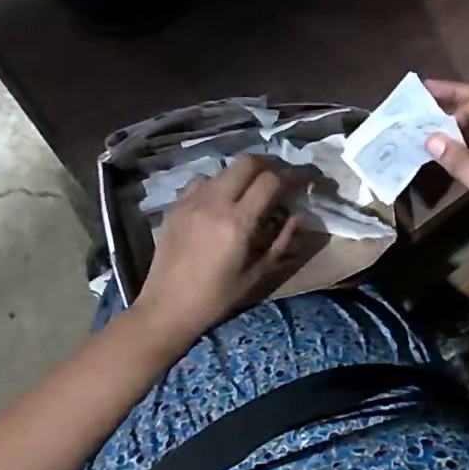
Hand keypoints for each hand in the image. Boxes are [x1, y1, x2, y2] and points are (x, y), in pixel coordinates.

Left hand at [133, 155, 301, 339]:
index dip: (291, 176)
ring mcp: (191, 201)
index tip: (301, 181)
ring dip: (242, 174)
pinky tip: (219, 201)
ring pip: (223, 169)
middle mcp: (214, 203)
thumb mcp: (256, 274)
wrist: (167, 307)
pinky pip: (201, 181)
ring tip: (250, 190)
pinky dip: (217, 184)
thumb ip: (281, 242)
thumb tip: (298, 216)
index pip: (270, 180)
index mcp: (237, 222)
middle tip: (279, 177)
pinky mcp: (175, 205)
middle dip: (268, 164)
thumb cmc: (216, 297)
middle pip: (247, 162)